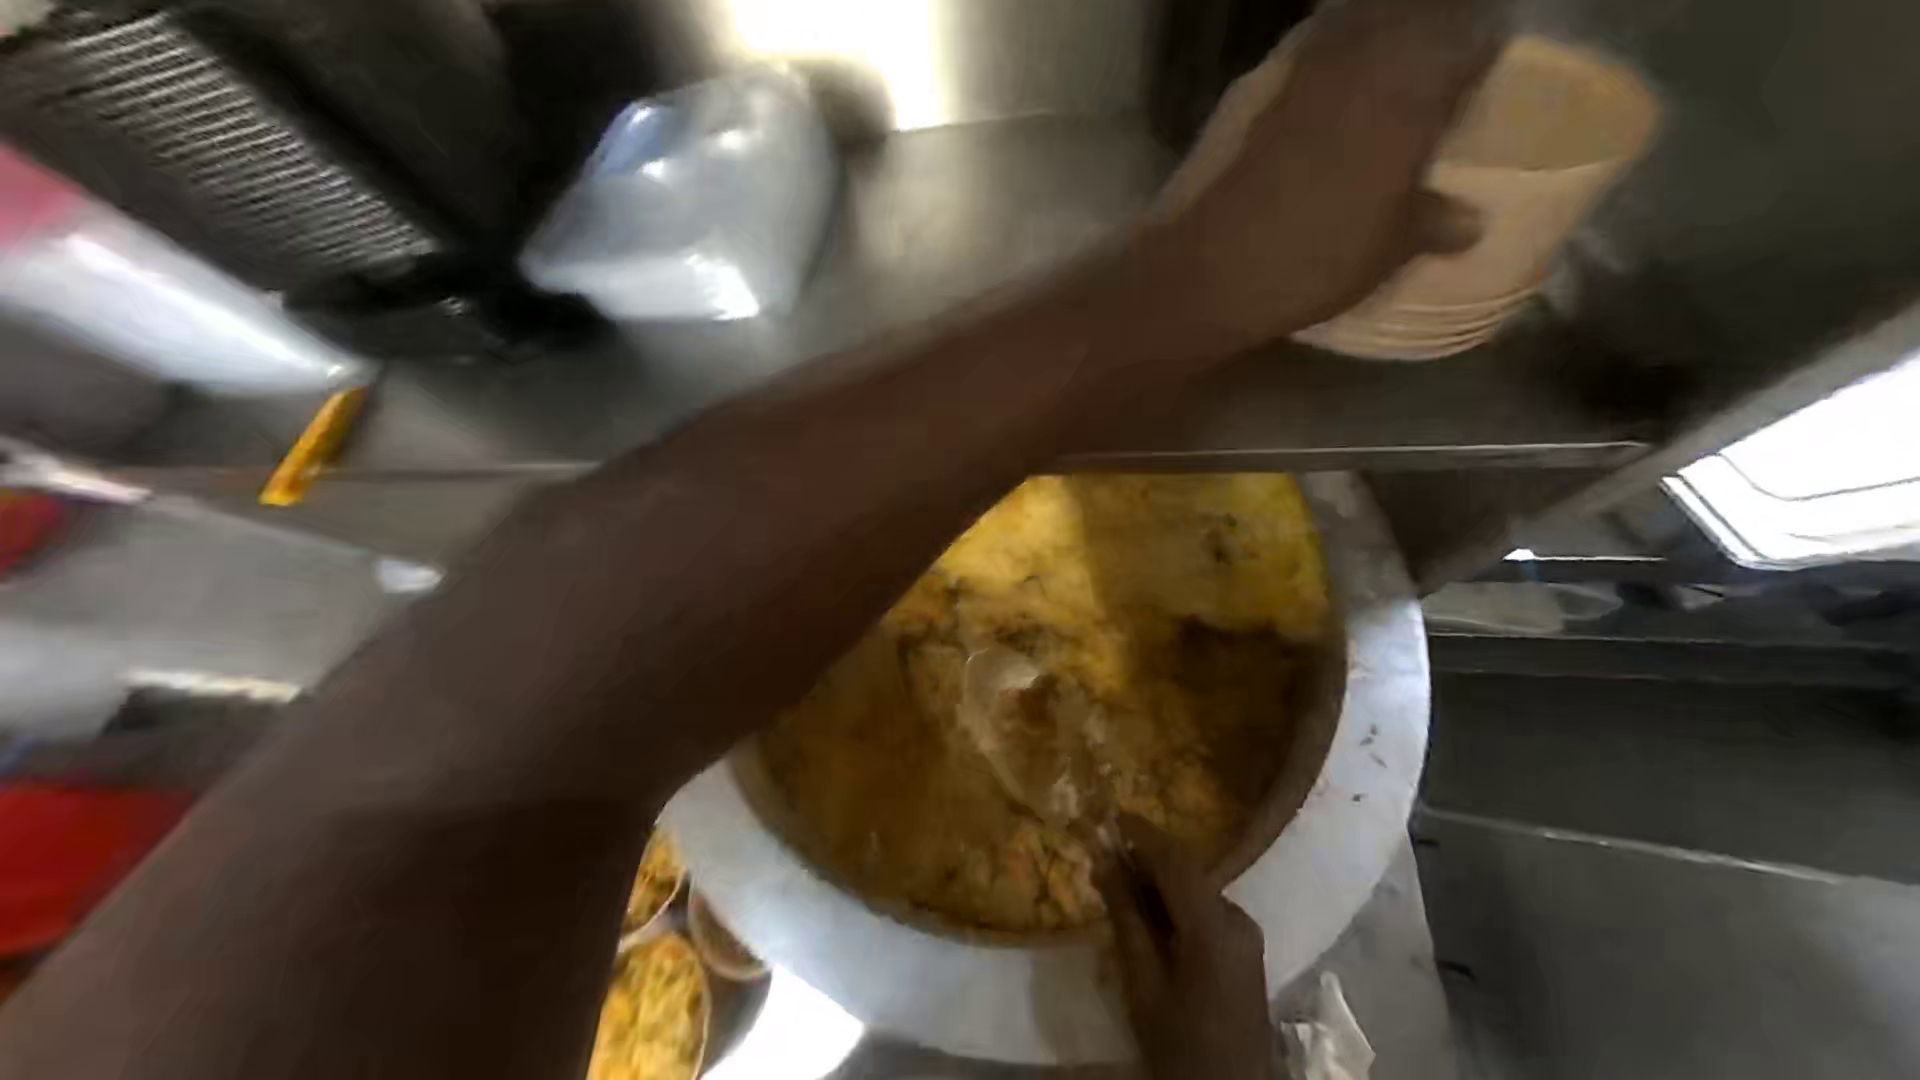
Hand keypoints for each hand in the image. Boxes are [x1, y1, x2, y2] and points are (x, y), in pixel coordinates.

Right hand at [1097, 816, 1278, 1079]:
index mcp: (1214, 925)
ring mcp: (1246, 933)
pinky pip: (1206, 907)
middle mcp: (1237, 918)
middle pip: (1186, 871)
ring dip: (1159, 880)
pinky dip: (1176, 901)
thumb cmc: (1179, 1042)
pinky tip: (1150, 915)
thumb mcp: (1142, 982)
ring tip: (1121, 884)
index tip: (1112, 814)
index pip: (1175, 859)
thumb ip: (1125, 915)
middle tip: (1106, 855)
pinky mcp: (1245, 948)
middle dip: (1146, 857)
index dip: (1143, 832)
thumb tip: (1103, 858)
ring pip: (1195, 888)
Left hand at [1143, 0, 1505, 352]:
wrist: (1200, 274)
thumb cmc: (1310, 258)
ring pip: (1346, 31)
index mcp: (1415, 68)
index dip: (1476, 62)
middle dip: (1420, 43)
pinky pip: (1291, 68)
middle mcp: (1355, 44)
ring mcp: (1288, 63)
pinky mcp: (1237, 95)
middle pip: (1409, 14)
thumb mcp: (1388, 250)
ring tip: (1360, 105)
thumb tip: (1470, 221)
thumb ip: (1434, 221)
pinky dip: (1306, 84)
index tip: (1468, 96)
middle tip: (1417, 91)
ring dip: (1360, 55)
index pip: (1476, 32)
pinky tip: (1301, 127)